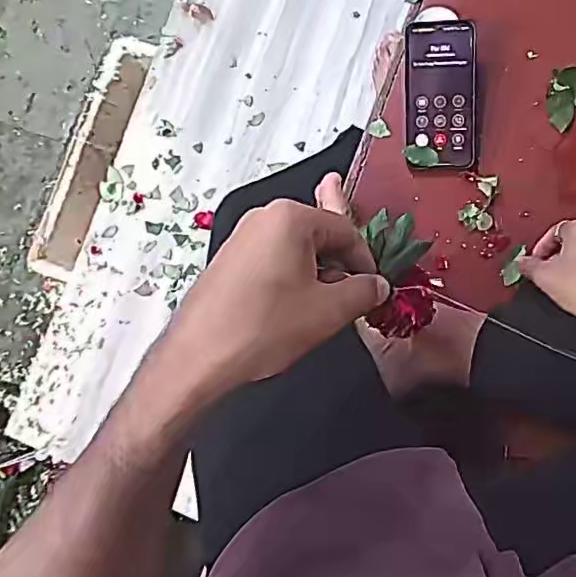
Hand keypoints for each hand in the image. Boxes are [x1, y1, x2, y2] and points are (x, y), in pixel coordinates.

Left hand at [149, 198, 389, 399]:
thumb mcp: (330, 310)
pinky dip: (291, 281)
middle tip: (348, 302)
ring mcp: (243, 238)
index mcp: (290, 217)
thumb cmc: (262, 327)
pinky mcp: (230, 260)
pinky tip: (290, 313)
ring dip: (316, 277)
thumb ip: (364, 291)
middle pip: (321, 237)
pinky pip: (274, 261)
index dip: (366, 262)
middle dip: (339, 269)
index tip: (372, 288)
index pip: (346, 230)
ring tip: (318, 312)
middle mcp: (264, 218)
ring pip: (297, 251)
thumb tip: (377, 285)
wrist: (197, 358)